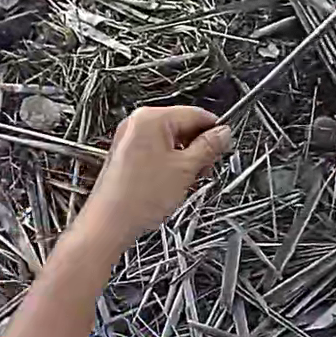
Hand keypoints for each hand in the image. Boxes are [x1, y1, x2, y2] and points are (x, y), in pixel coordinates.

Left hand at [80, 106, 231, 246]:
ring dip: (186, 158)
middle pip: (182, 126)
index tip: (225, 146)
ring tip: (187, 180)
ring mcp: (130, 139)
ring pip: (171, 141)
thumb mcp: (186, 169)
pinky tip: (172, 183)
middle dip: (198, 148)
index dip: (215, 132)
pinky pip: (157, 152)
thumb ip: (209, 147)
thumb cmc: (138, 197)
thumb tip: (223, 133)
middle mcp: (137, 124)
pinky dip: (170, 164)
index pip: (196, 114)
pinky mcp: (127, 156)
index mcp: (151, 118)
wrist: (110, 222)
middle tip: (205, 168)